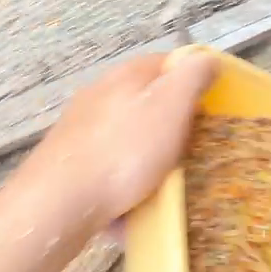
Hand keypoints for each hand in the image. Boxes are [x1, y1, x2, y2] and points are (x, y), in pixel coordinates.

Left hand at [17, 51, 219, 236]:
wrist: (56, 204)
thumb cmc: (122, 151)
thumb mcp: (170, 106)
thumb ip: (192, 77)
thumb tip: (208, 58)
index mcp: (128, 74)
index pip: (171, 64)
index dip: (196, 83)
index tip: (214, 113)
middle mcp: (102, 94)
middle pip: (151, 104)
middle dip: (173, 130)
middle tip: (192, 155)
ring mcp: (82, 129)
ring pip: (130, 141)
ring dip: (150, 165)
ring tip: (163, 190)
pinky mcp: (71, 164)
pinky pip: (110, 173)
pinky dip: (125, 191)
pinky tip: (131, 214)